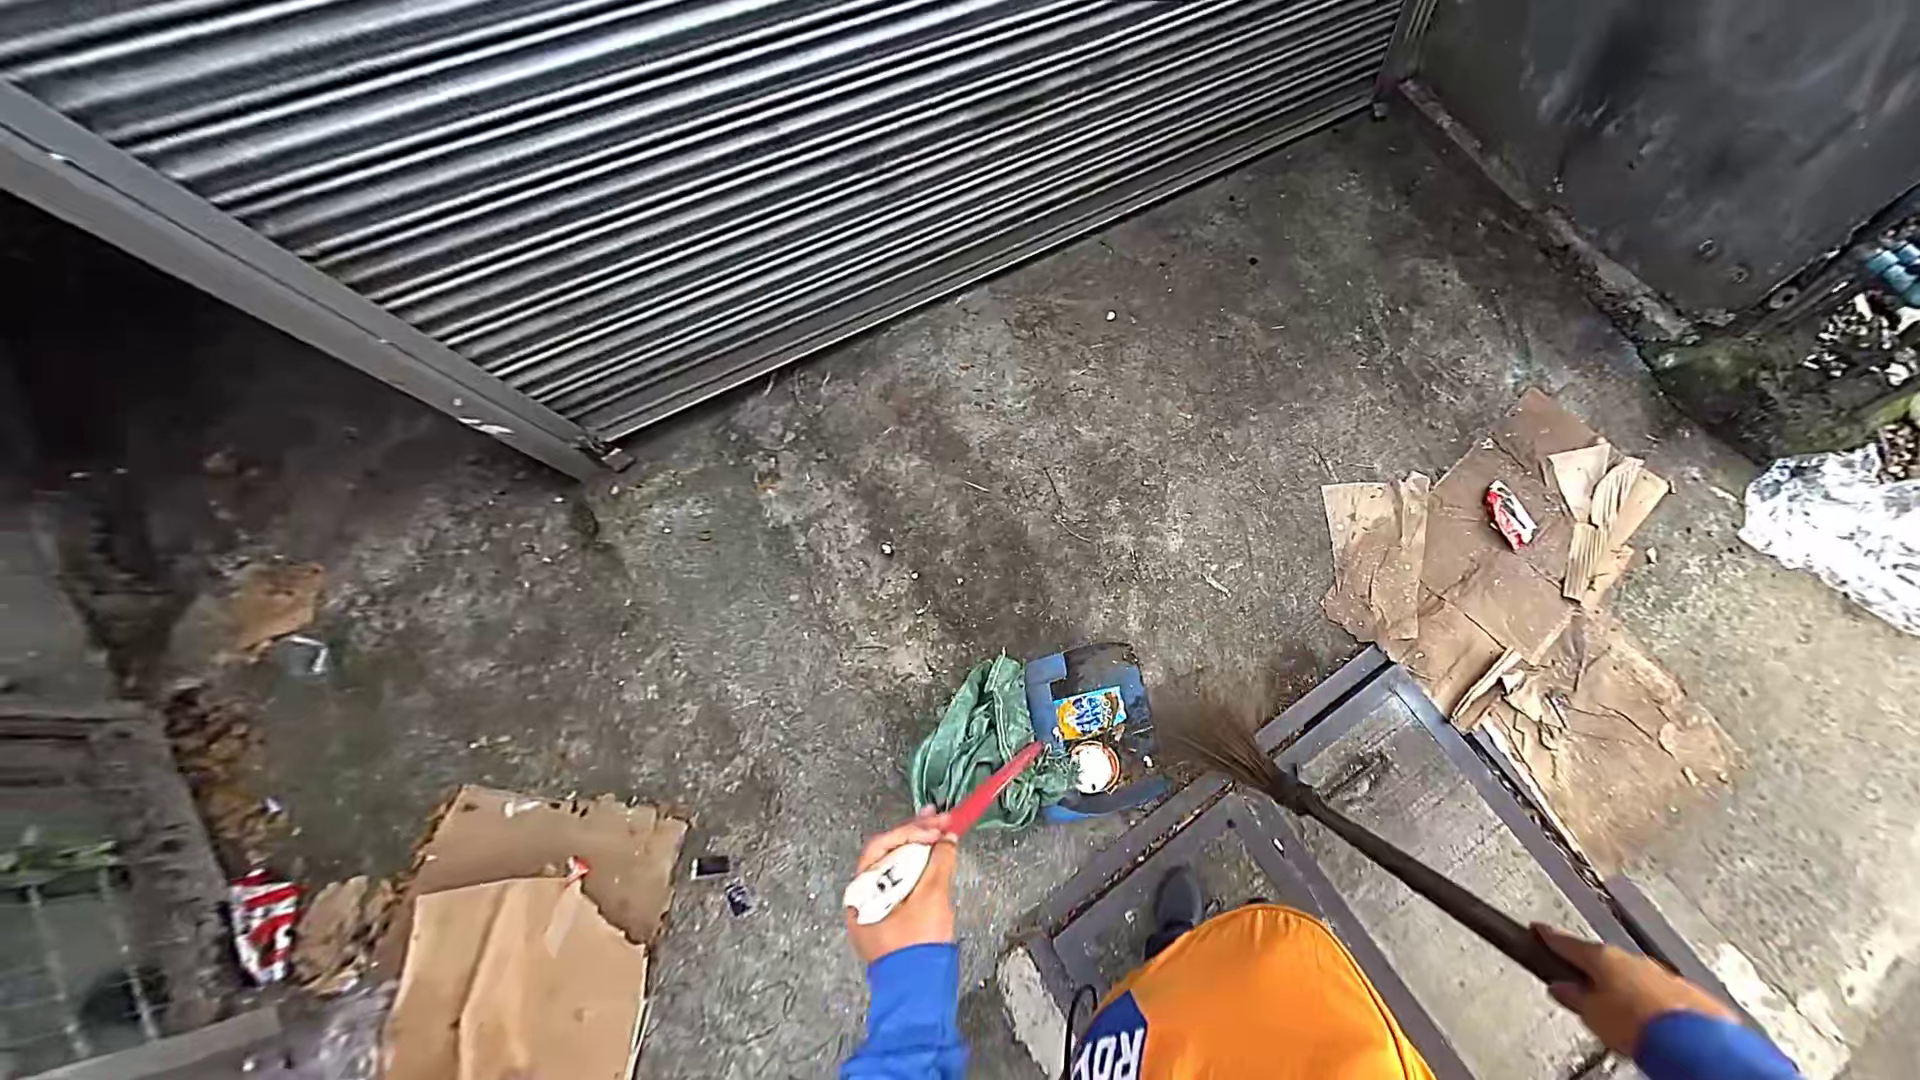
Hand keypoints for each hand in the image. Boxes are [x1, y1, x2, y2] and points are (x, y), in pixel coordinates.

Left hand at [846, 809, 957, 964]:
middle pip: (889, 853)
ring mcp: (876, 908)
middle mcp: (862, 897)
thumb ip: (940, 860)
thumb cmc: (918, 945)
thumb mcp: (932, 896)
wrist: (918, 993)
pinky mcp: (891, 917)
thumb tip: (948, 838)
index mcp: (862, 890)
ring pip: (897, 866)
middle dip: (917, 834)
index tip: (937, 825)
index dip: (912, 830)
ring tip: (941, 831)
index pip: (883, 845)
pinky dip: (919, 867)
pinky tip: (934, 857)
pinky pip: (902, 882)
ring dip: (920, 847)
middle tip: (941, 820)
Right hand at [1535, 923, 1738, 1055]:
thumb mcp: (1592, 1015)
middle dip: (1595, 973)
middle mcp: (1633, 959)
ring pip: (1639, 979)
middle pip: (1604, 961)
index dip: (1546, 935)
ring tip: (1627, 1018)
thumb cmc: (1644, 1028)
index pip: (1563, 940)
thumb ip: (1573, 997)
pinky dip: (1658, 1006)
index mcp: (1601, 955)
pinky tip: (1659, 1025)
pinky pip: (1668, 997)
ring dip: (1629, 992)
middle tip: (1585, 991)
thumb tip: (1561, 989)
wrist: (1704, 1049)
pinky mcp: (1699, 1000)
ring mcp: (1667, 977)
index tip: (1537, 930)